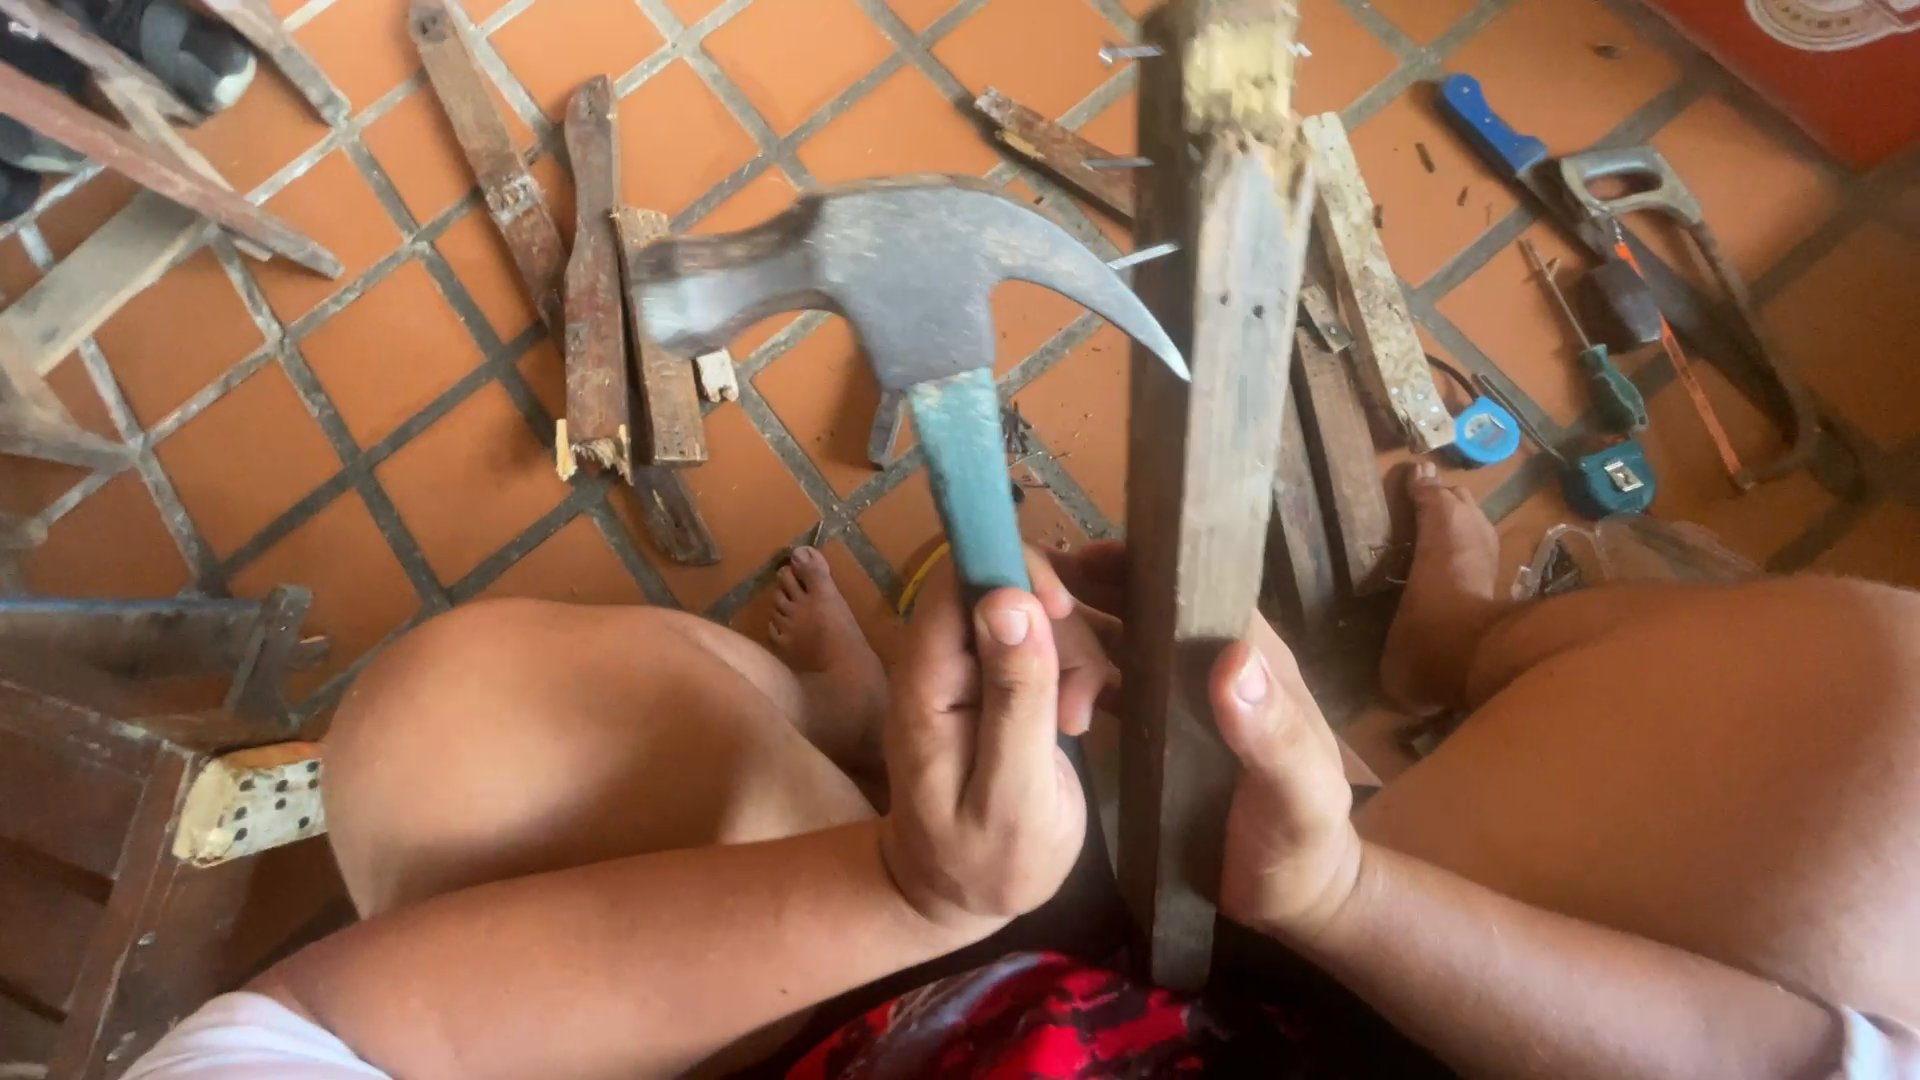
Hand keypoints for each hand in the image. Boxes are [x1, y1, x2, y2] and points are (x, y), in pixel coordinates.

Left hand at [877, 548, 1109, 933]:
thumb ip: (1014, 698)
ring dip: (1071, 653)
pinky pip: (1041, 640)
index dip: (1013, 571)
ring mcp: (969, 667)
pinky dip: (1072, 667)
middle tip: (1079, 699)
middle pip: (1003, 586)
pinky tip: (1076, 718)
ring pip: (1031, 610)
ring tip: (1077, 722)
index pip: (956, 578)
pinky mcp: (997, 679)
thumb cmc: (984, 861)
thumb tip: (1010, 598)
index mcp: (926, 680)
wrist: (959, 892)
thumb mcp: (1012, 792)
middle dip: (1057, 627)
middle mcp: (942, 659)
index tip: (1064, 612)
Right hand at [1049, 541, 1361, 941]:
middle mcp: (1208, 660)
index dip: (1141, 568)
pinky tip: (1041, 683)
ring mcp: (1177, 692)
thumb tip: (1232, 658)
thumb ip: (1272, 731)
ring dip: (1078, 633)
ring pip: (1120, 641)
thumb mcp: (1298, 793)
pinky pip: (1109, 683)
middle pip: (1146, 606)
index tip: (1082, 562)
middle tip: (1035, 593)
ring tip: (1027, 636)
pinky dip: (1077, 676)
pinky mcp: (1152, 723)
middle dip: (1093, 592)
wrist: (1285, 898)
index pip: (1194, 590)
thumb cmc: (1300, 843)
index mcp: (1251, 657)